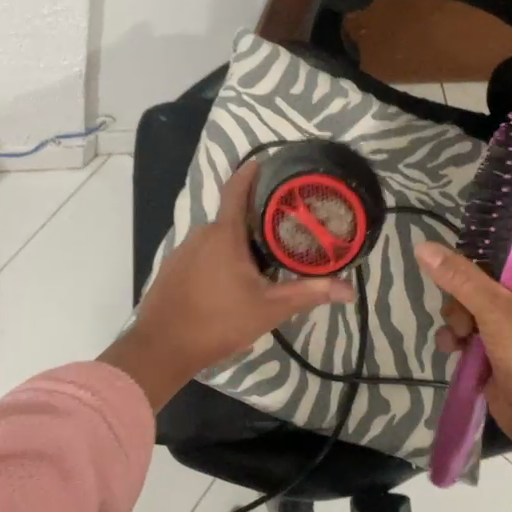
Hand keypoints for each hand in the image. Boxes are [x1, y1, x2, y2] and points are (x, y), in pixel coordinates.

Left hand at [102, 160, 355, 408]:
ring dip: (239, 244)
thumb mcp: (269, 309)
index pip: (237, 188)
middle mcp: (201, 234)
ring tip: (266, 257)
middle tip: (287, 227)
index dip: (252, 172)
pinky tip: (233, 280)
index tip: (268, 162)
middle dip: (257, 220)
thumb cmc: (217, 322)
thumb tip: (349, 291)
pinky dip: (220, 259)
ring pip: (218, 239)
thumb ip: (308, 294)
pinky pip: (203, 255)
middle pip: (233, 217)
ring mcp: (182, 252)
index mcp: (224, 234)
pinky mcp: (172, 270)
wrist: (161, 348)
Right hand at [415, 233, 511, 448]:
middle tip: (459, 297)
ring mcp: (511, 325)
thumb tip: (423, 247)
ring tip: (460, 333)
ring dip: (457, 315)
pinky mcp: (495, 350)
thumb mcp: (497, 311)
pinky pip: (467, 331)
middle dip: (463, 284)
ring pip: (470, 302)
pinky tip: (452, 348)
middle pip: (486, 270)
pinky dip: (457, 337)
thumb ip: (460, 277)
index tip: (465, 226)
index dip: (500, 229)